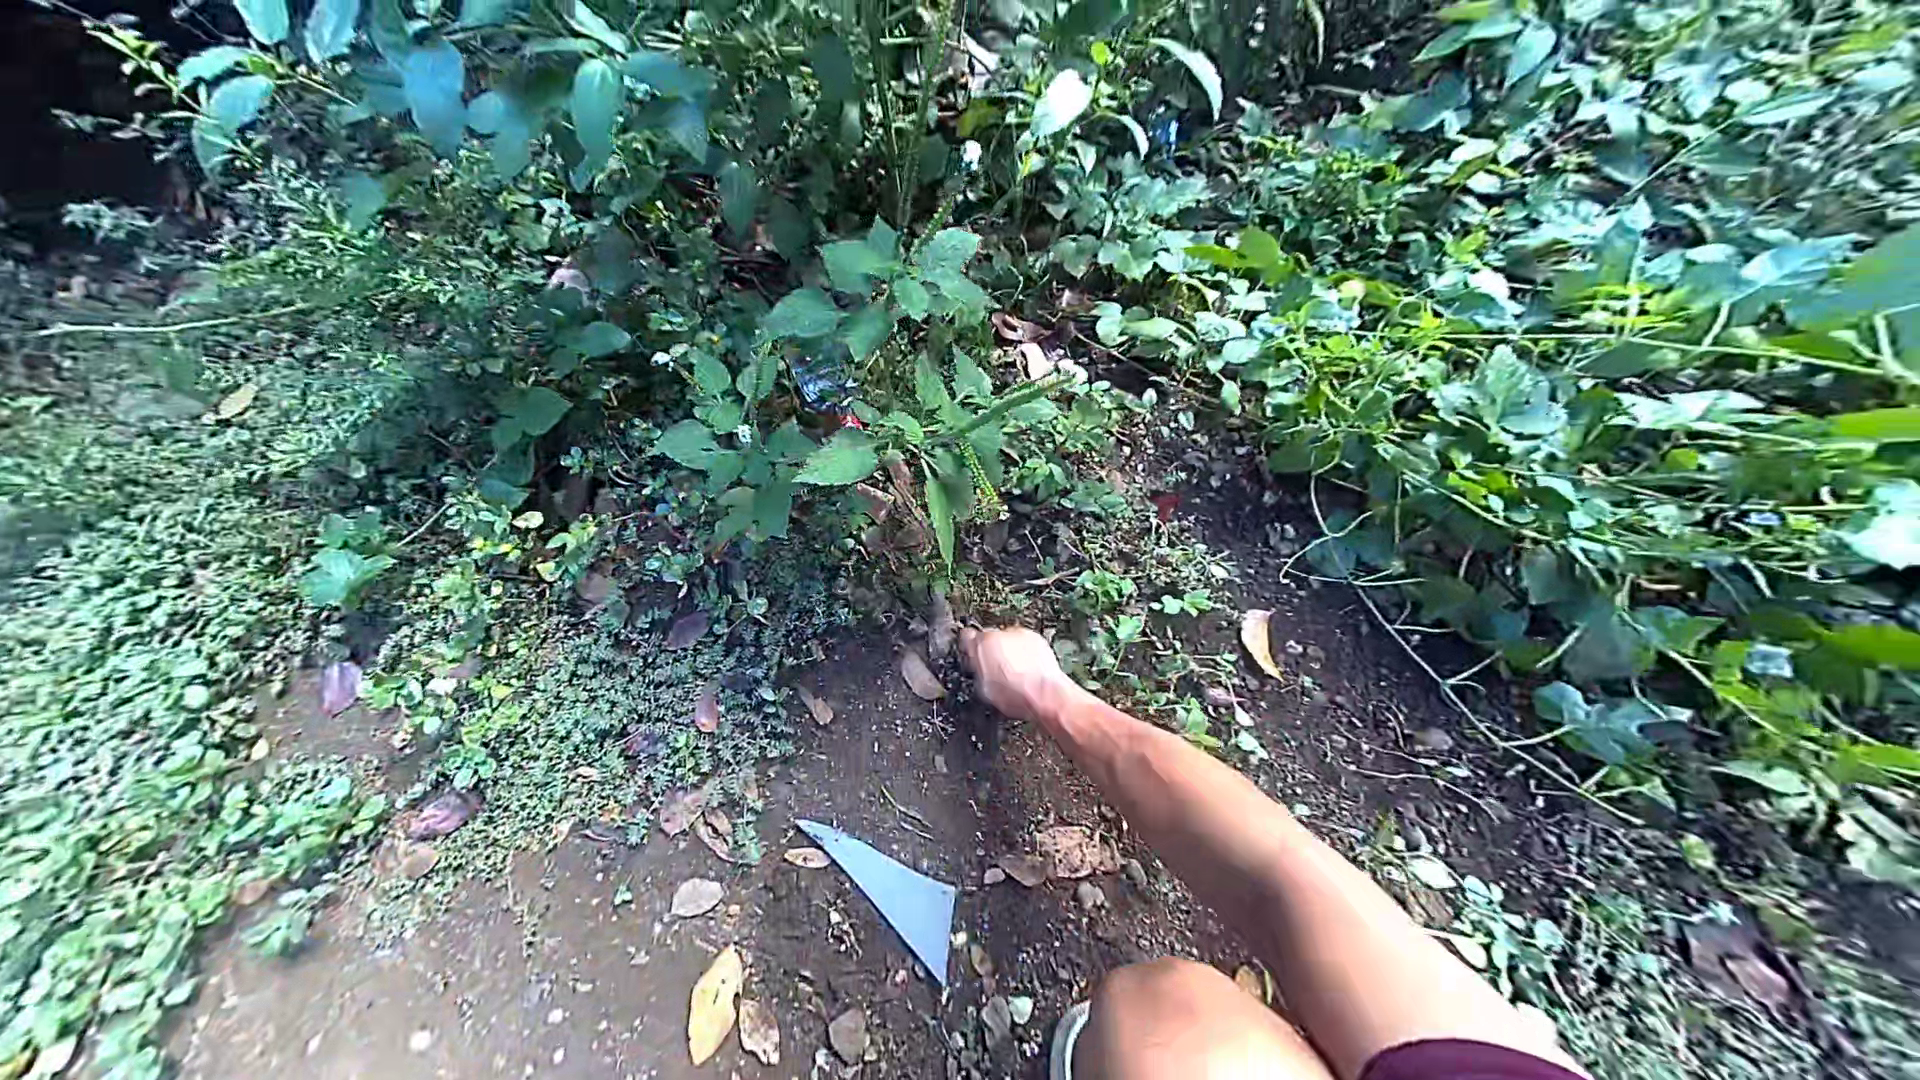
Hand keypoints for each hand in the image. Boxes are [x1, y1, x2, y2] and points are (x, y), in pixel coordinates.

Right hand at [959, 626, 1081, 724]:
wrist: (1046, 695)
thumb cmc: (1017, 696)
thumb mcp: (984, 689)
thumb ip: (977, 670)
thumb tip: (976, 667)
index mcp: (982, 645)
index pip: (967, 637)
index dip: (970, 649)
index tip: (973, 657)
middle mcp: (1001, 634)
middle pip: (989, 637)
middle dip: (990, 650)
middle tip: (995, 669)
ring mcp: (1020, 635)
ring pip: (1008, 638)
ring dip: (1008, 650)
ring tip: (1014, 671)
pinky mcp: (1037, 639)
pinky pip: (1025, 642)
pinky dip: (1024, 651)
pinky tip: (1026, 668)